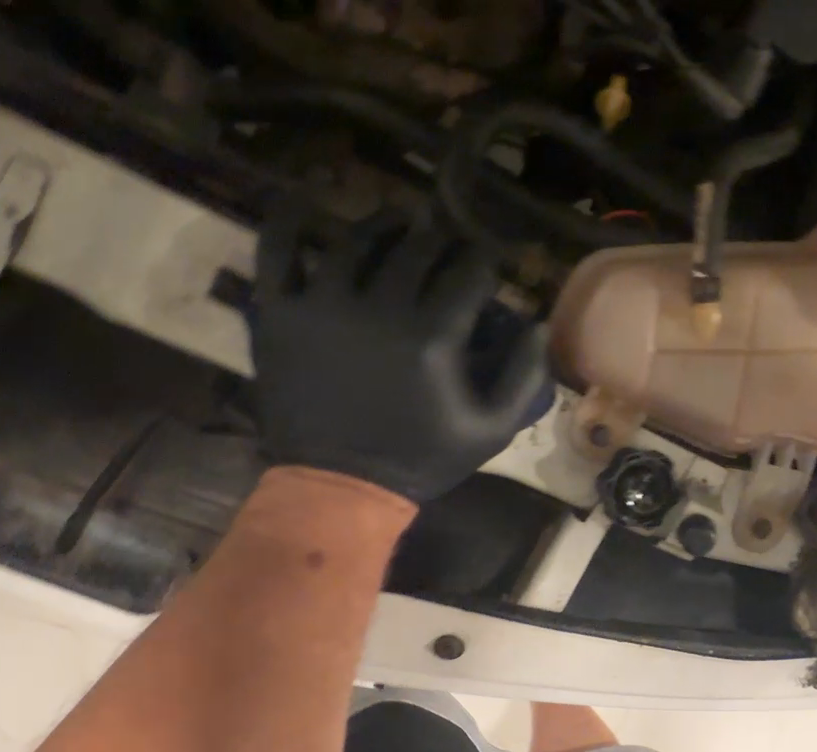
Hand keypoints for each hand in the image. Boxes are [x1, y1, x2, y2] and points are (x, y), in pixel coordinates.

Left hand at [250, 204, 552, 502]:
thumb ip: (522, 376)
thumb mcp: (492, 429)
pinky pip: (278, 250)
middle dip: (440, 240)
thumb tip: (538, 324)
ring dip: (384, 225)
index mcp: (433, 337)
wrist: (341, 485)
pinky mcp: (280, 312)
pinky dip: (290, 219)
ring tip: (397, 224)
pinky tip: (307, 201)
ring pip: (355, 240)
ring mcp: (322, 305)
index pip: (468, 273)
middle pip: (417, 248)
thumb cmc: (423, 458)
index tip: (488, 265)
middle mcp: (379, 308)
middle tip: (448, 244)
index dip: (484, 262)